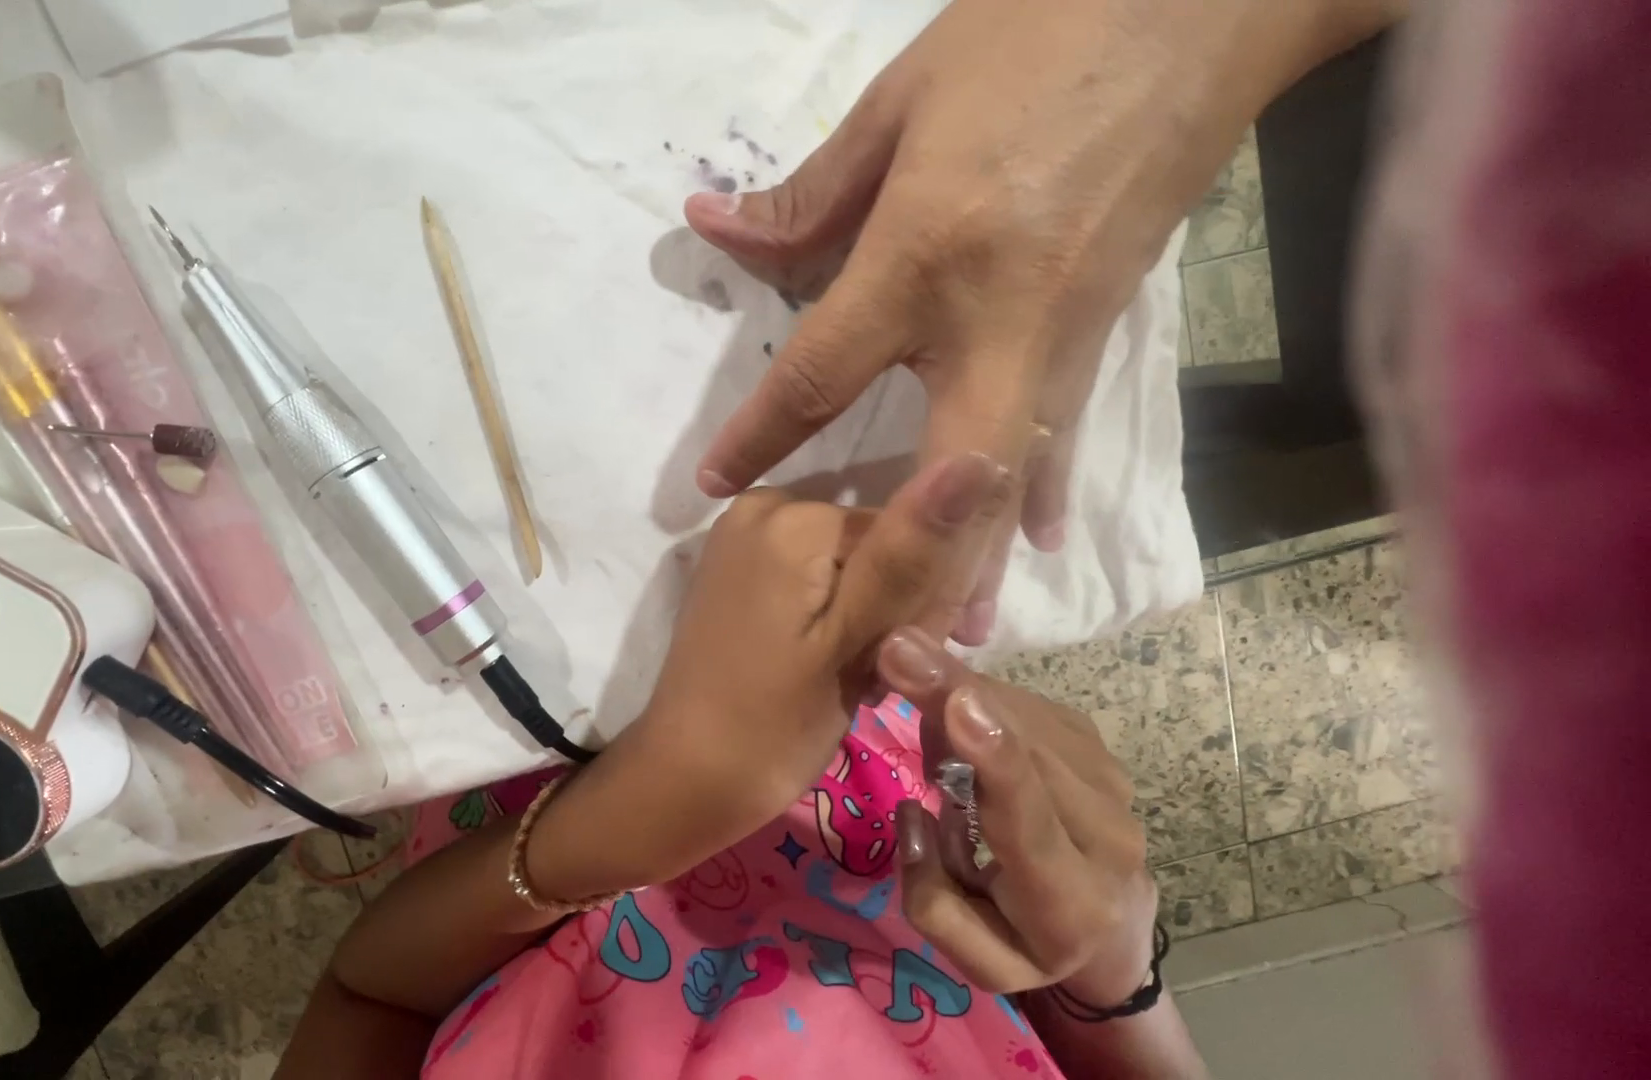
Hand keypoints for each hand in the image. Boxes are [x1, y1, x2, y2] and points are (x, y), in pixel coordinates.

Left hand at [526, 454, 1015, 899]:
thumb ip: (910, 552)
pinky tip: (815, 661)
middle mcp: (761, 505)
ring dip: (862, 617)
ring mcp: (740, 535)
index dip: (923, 600)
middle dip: (888, 608)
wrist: (686, 777)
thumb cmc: (776, 723)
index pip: (909, 530)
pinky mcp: (733, 568)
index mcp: (794, 514)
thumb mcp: (854, 642)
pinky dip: (826, 615)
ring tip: (841, 674)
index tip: (902, 659)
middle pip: (874, 543)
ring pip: (846, 563)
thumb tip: (979, 456)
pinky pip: (808, 574)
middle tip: (865, 675)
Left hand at [687, 0, 1389, 642]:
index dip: (758, 435)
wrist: (1199, 3)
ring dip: (982, 557)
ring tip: (958, 630)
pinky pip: (1066, 432)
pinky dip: (1044, 491)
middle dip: (908, 553)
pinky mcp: (1106, 333)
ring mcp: (1059, 338)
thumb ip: (808, 193)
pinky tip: (1035, 540)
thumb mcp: (900, 102)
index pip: (817, 373)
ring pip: (1012, 473)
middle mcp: (993, 321)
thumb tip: (715, 226)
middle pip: (939, 468)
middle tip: (879, 627)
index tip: (713, 487)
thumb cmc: (1034, 34)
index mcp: (923, 256)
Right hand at [881, 627, 1156, 1001]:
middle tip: (894, 652)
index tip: (958, 702)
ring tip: (927, 725)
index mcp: (1070, 899)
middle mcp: (1106, 833)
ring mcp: (1110, 783)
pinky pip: (1029, 703)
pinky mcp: (1099, 747)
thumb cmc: (1029, 947)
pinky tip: (961, 723)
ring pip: (1024, 712)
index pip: (1029, 821)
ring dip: (961, 694)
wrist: (1112, 935)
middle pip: (1024, 745)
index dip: (994, 757)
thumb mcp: (977, 964)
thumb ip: (933, 902)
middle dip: (954, 690)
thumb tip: (912, 811)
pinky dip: (982, 699)